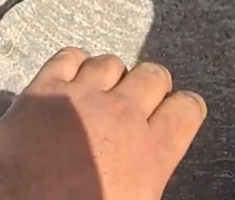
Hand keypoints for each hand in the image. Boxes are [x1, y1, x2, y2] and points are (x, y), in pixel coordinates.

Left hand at [0, 48, 205, 199]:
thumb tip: (147, 172)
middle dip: (150, 86)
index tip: (180, 112)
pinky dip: (74, 64)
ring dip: (110, 78)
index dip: (186, 110)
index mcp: (149, 153)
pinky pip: (70, 55)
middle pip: (153, 74)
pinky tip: (72, 78)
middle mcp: (122, 115)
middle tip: (139, 103)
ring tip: (101, 95)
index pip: (187, 110)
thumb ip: (148, 178)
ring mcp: (83, 95)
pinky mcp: (46, 86)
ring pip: (112, 62)